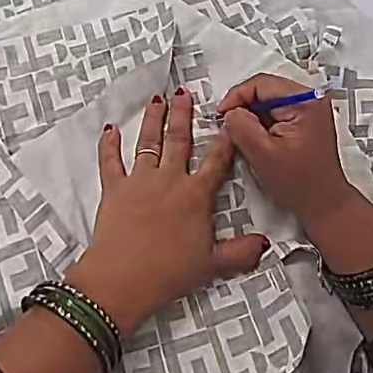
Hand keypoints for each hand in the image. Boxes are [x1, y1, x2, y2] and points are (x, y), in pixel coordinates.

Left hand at [67, 89, 269, 333]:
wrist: (123, 279)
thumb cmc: (168, 272)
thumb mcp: (212, 265)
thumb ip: (240, 252)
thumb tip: (264, 246)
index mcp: (195, 195)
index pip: (215, 162)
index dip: (223, 142)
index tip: (227, 123)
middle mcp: (169, 181)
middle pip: (179, 141)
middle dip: (183, 115)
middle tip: (185, 94)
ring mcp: (140, 182)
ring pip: (148, 143)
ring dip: (152, 120)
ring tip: (157, 100)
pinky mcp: (114, 190)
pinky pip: (110, 162)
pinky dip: (108, 146)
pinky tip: (109, 130)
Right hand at [216, 73, 363, 226]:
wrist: (323, 202)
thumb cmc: (301, 183)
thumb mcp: (262, 153)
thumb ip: (241, 126)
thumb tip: (230, 111)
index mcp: (305, 101)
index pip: (261, 84)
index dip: (236, 97)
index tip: (222, 114)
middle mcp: (311, 99)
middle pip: (265, 90)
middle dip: (244, 107)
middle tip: (230, 127)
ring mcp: (310, 109)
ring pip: (268, 101)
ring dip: (253, 116)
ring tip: (246, 138)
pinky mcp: (306, 120)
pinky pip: (276, 112)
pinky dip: (262, 123)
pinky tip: (259, 141)